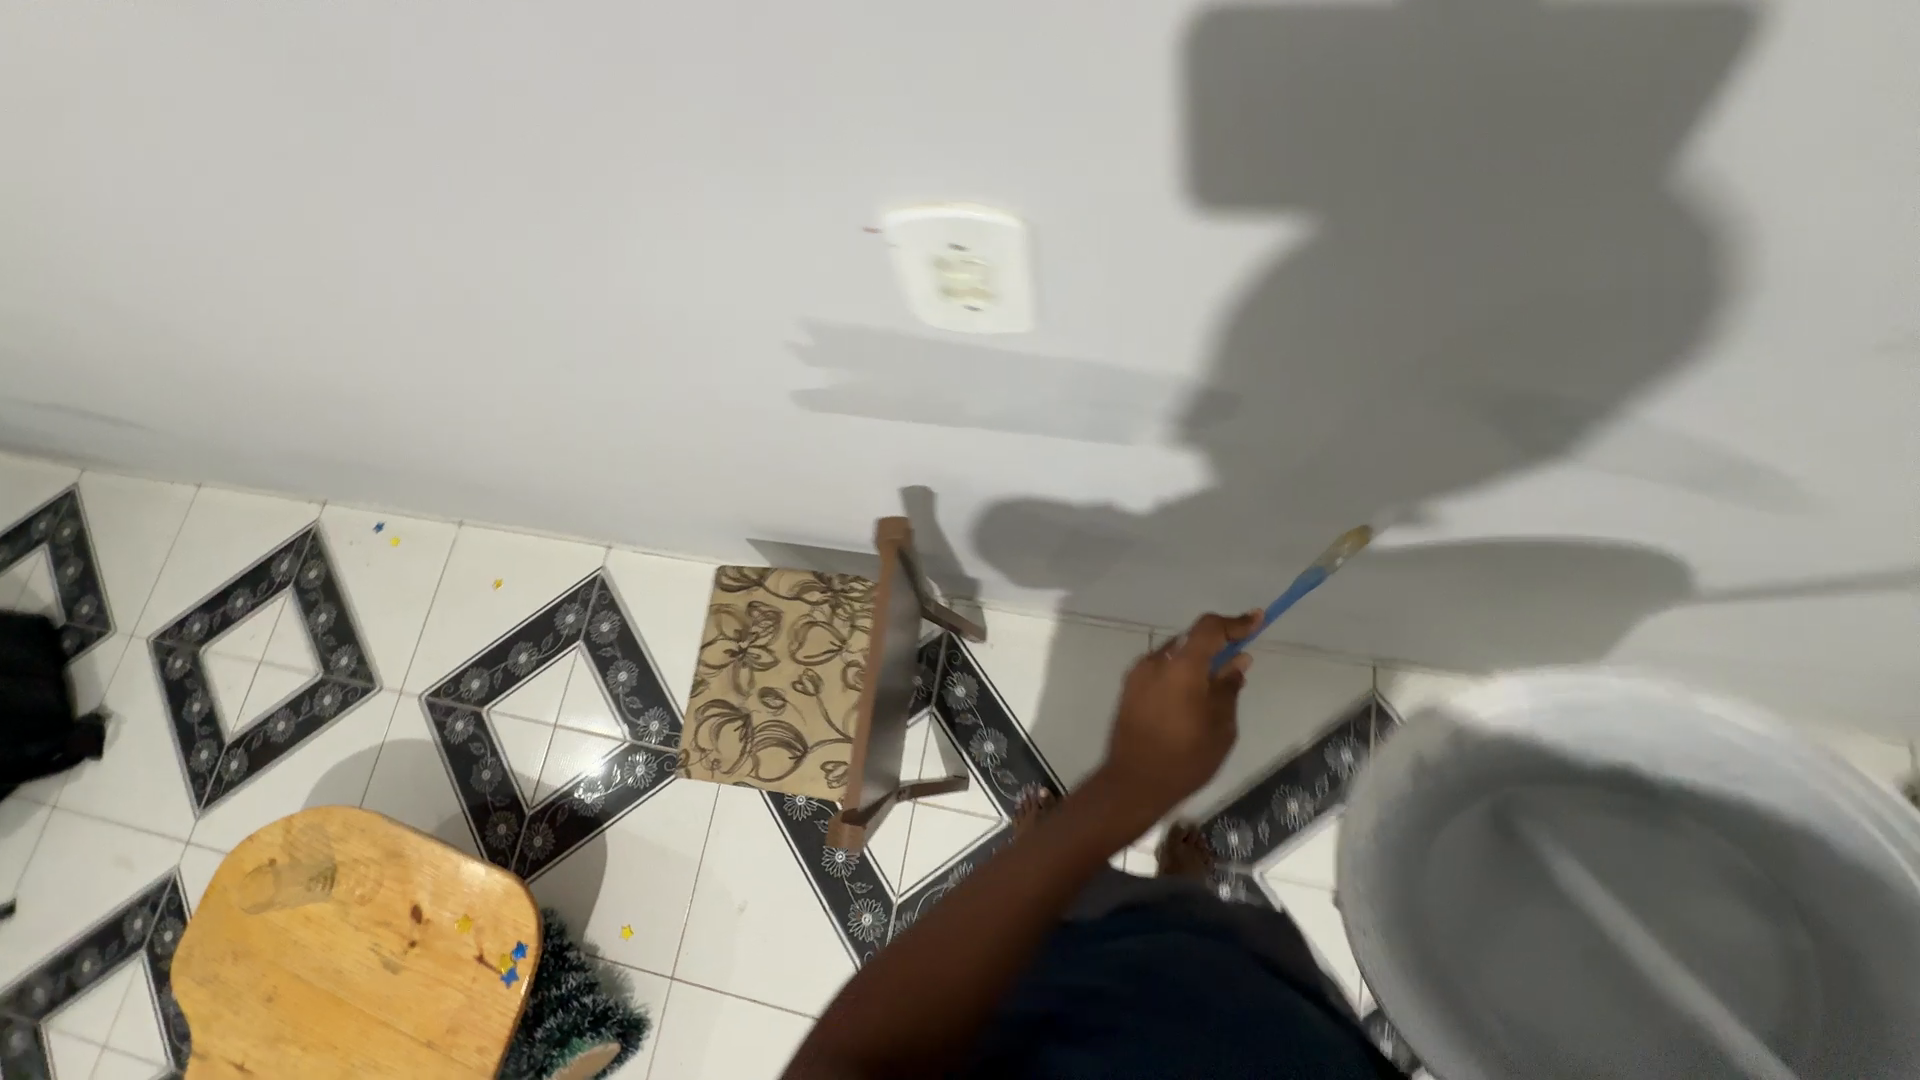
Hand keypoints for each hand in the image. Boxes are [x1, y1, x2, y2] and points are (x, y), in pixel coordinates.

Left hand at [1095, 611, 1259, 822]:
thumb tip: (1237, 661)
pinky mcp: (1129, 690)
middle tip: (1238, 663)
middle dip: (1217, 646)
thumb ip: (1228, 688)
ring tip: (1215, 689)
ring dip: (1196, 663)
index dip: (1235, 622)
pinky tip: (1191, 700)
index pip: (1209, 629)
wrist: (1132, 783)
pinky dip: (1179, 675)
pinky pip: (1160, 671)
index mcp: (1181, 668)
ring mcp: (1137, 675)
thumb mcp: (1220, 727)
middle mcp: (1155, 663)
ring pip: (1174, 657)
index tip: (1258, 619)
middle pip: (1191, 641)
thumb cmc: (1185, 759)